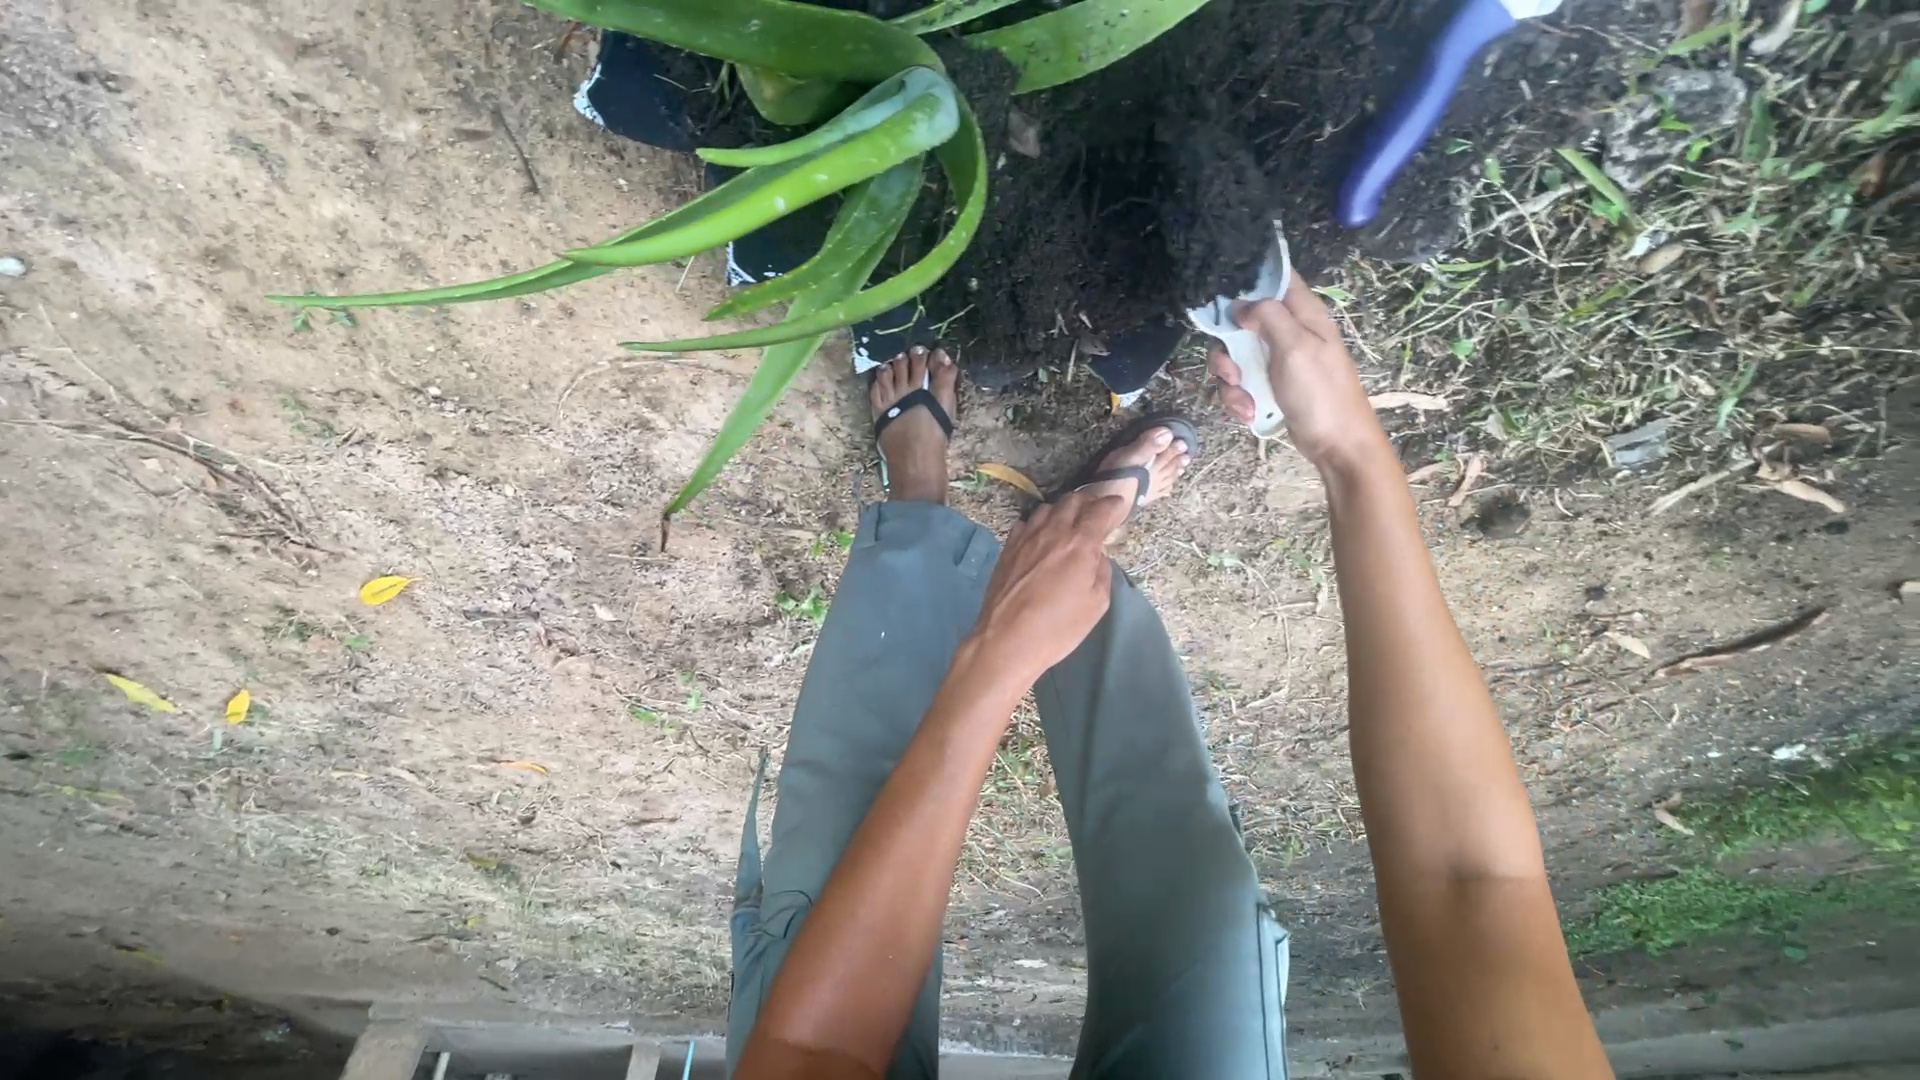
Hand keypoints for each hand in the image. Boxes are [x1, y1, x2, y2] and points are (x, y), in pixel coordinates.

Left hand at [966, 493, 1119, 680]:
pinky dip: (1039, 523)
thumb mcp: (1096, 604)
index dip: (1112, 503)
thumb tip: (1098, 556)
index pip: (1099, 510)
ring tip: (1068, 522)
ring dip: (1062, 510)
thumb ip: (1102, 572)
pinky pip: (1026, 523)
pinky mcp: (1008, 548)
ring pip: (1047, 508)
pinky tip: (1041, 535)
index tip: (1118, 504)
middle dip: (1088, 501)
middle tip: (1095, 511)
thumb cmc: (1058, 627)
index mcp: (1080, 544)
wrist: (1008, 639)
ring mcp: (1026, 537)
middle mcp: (1053, 532)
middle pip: (1072, 501)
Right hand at [1208, 278, 1387, 471]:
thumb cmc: (1321, 393)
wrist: (1336, 444)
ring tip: (1244, 403)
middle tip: (1232, 372)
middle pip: (1241, 322)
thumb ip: (1269, 316)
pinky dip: (1238, 398)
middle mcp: (1288, 331)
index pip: (1276, 278)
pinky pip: (1240, 382)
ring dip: (1230, 382)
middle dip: (1226, 349)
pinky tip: (1249, 413)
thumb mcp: (1296, 348)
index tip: (1225, 301)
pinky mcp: (1268, 384)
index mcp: (1303, 314)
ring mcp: (1276, 360)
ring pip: (1234, 356)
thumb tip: (1240, 303)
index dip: (1248, 281)